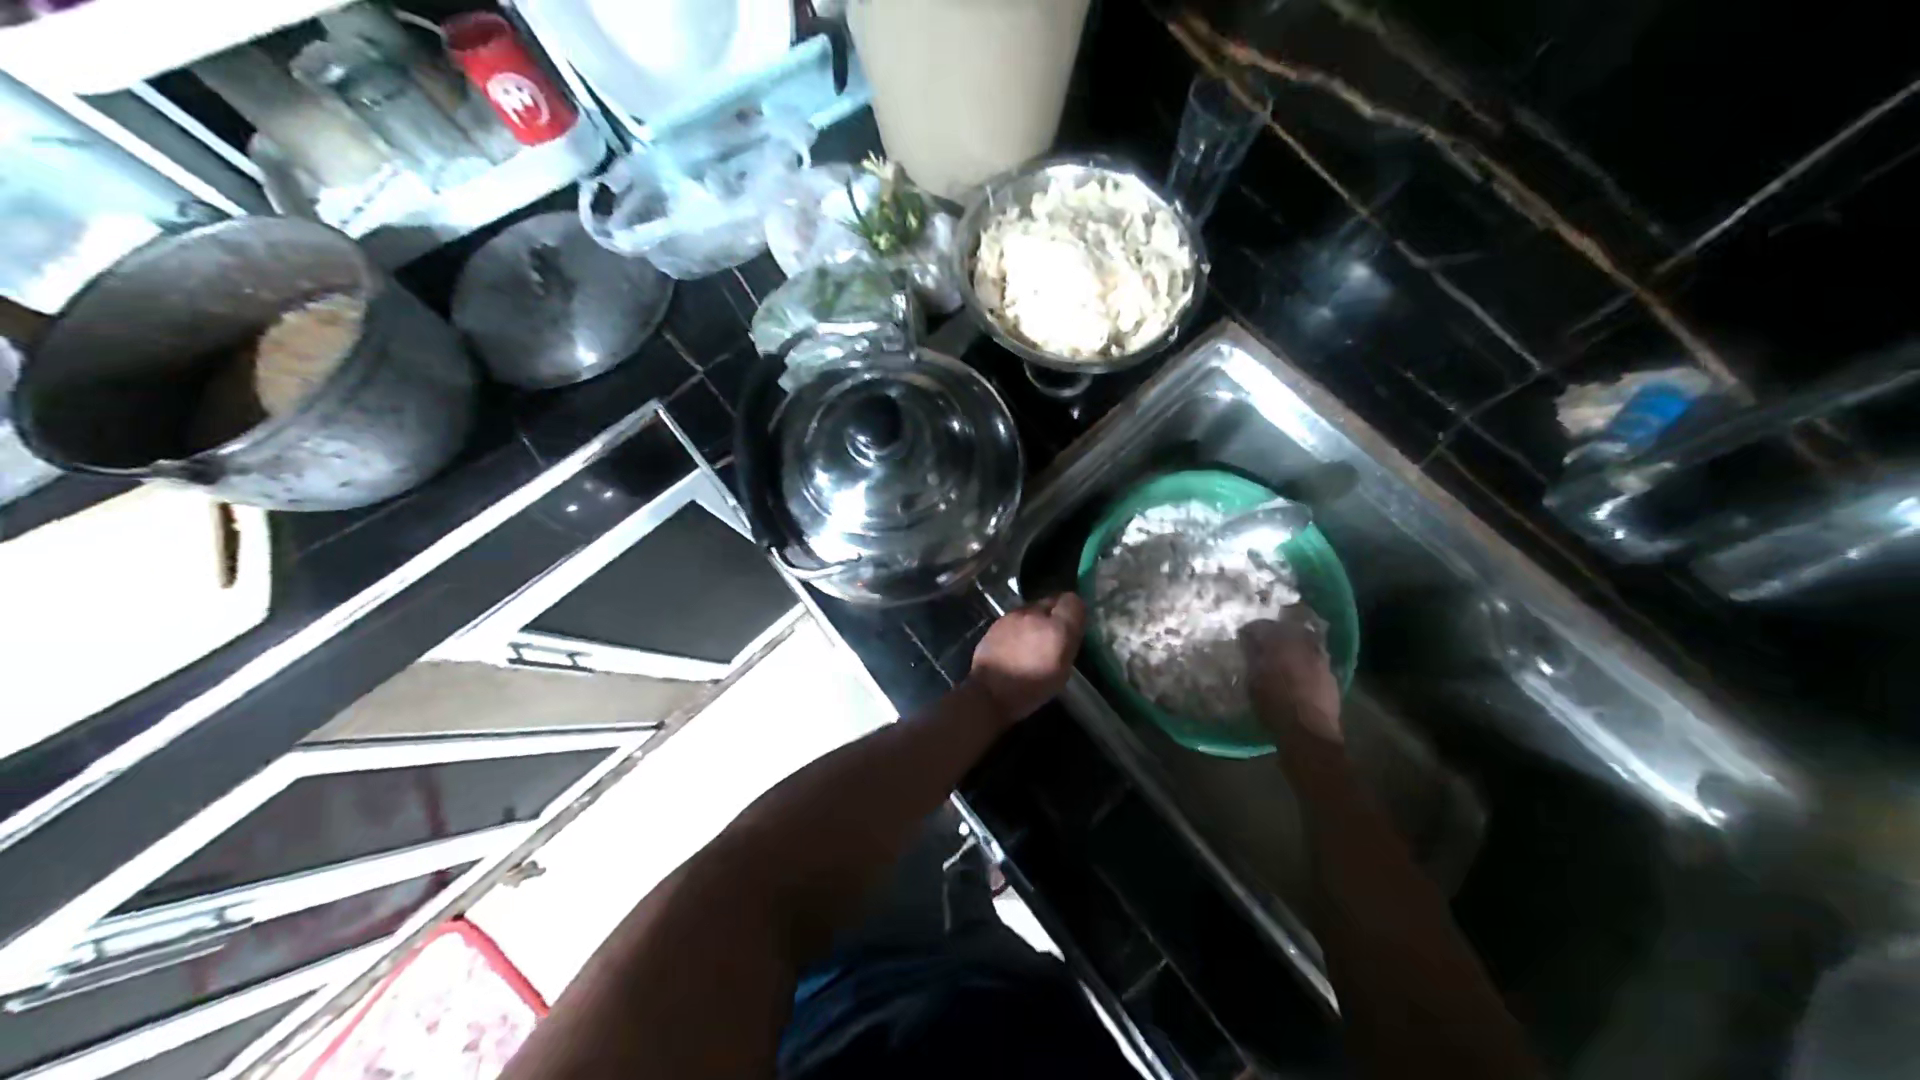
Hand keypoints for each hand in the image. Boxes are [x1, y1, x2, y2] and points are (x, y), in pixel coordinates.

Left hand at [965, 594, 1087, 722]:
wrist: (990, 691)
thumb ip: (1068, 644)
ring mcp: (1015, 615)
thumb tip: (1069, 630)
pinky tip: (1016, 642)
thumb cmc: (1032, 688)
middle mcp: (1036, 614)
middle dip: (1055, 613)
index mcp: (1057, 628)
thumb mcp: (1062, 672)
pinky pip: (1017, 616)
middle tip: (1053, 633)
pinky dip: (1021, 624)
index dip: (1074, 611)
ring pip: (1033, 607)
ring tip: (1033, 638)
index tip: (1073, 625)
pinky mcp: (998, 620)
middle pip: (1052, 601)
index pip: (1073, 601)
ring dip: (1037, 618)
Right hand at [1240, 606, 1342, 744]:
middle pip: (1287, 629)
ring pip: (1304, 642)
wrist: (1308, 732)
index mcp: (1279, 645)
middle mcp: (1302, 646)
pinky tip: (1299, 670)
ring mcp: (1320, 659)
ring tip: (1283, 655)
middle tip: (1264, 642)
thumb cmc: (1275, 707)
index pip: (1261, 627)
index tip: (1244, 636)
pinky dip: (1305, 659)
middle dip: (1274, 633)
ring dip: (1293, 645)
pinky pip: (1315, 658)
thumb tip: (1250, 646)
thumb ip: (1253, 660)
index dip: (1251, 630)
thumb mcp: (1253, 682)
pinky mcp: (1330, 674)